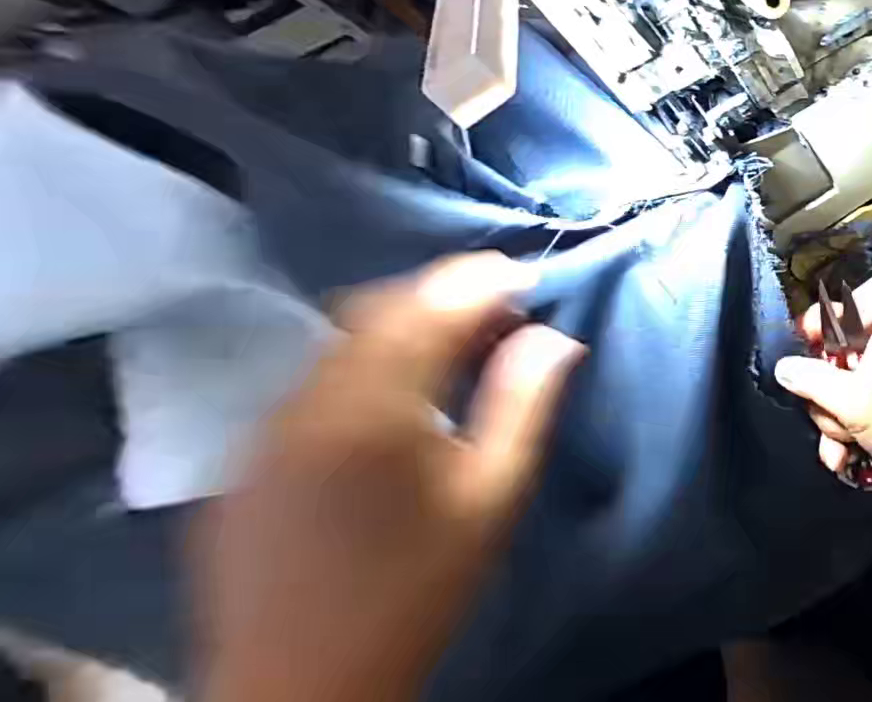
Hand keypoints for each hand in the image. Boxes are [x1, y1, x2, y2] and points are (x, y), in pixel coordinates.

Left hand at [196, 253, 584, 701]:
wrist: (303, 684)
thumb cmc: (421, 582)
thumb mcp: (497, 488)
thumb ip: (527, 398)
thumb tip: (554, 335)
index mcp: (369, 411)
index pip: (428, 309)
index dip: (482, 281)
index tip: (528, 279)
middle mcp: (304, 405)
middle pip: (378, 310)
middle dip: (446, 293)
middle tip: (504, 310)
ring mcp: (265, 431)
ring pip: (342, 338)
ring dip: (409, 321)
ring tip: (463, 344)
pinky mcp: (248, 458)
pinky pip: (317, 375)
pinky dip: (371, 355)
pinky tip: (404, 388)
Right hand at [774, 306, 871, 497]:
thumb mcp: (854, 399)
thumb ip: (813, 380)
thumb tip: (782, 367)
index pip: (830, 318)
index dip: (809, 336)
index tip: (795, 361)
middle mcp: (870, 357)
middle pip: (821, 367)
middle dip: (823, 400)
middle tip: (840, 413)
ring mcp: (869, 388)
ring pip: (825, 400)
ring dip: (832, 427)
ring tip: (850, 440)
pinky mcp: (868, 417)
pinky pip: (838, 422)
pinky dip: (838, 442)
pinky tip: (843, 460)